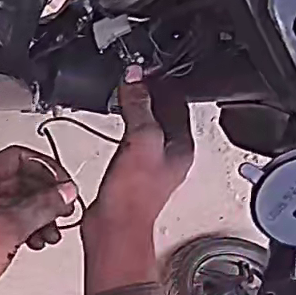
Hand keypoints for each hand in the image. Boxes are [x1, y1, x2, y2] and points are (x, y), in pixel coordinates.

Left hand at [0, 146, 77, 294]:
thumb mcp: (6, 230)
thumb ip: (40, 207)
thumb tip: (63, 192)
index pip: (16, 158)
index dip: (45, 168)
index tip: (64, 184)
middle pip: (20, 179)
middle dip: (46, 194)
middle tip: (64, 207)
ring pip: (19, 201)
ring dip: (41, 213)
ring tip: (54, 229)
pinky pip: (12, 219)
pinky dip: (29, 227)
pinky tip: (39, 240)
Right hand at [82, 78, 193, 292]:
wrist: (114, 228)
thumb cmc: (134, 196)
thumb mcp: (140, 140)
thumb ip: (139, 107)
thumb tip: (136, 79)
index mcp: (182, 146)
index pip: (178, 101)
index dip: (163, 80)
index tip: (146, 66)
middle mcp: (170, 155)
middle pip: (164, 112)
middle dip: (150, 92)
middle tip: (135, 75)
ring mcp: (151, 164)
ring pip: (149, 126)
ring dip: (138, 109)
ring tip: (125, 93)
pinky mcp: (131, 173)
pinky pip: (132, 140)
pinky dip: (125, 126)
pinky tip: (116, 124)